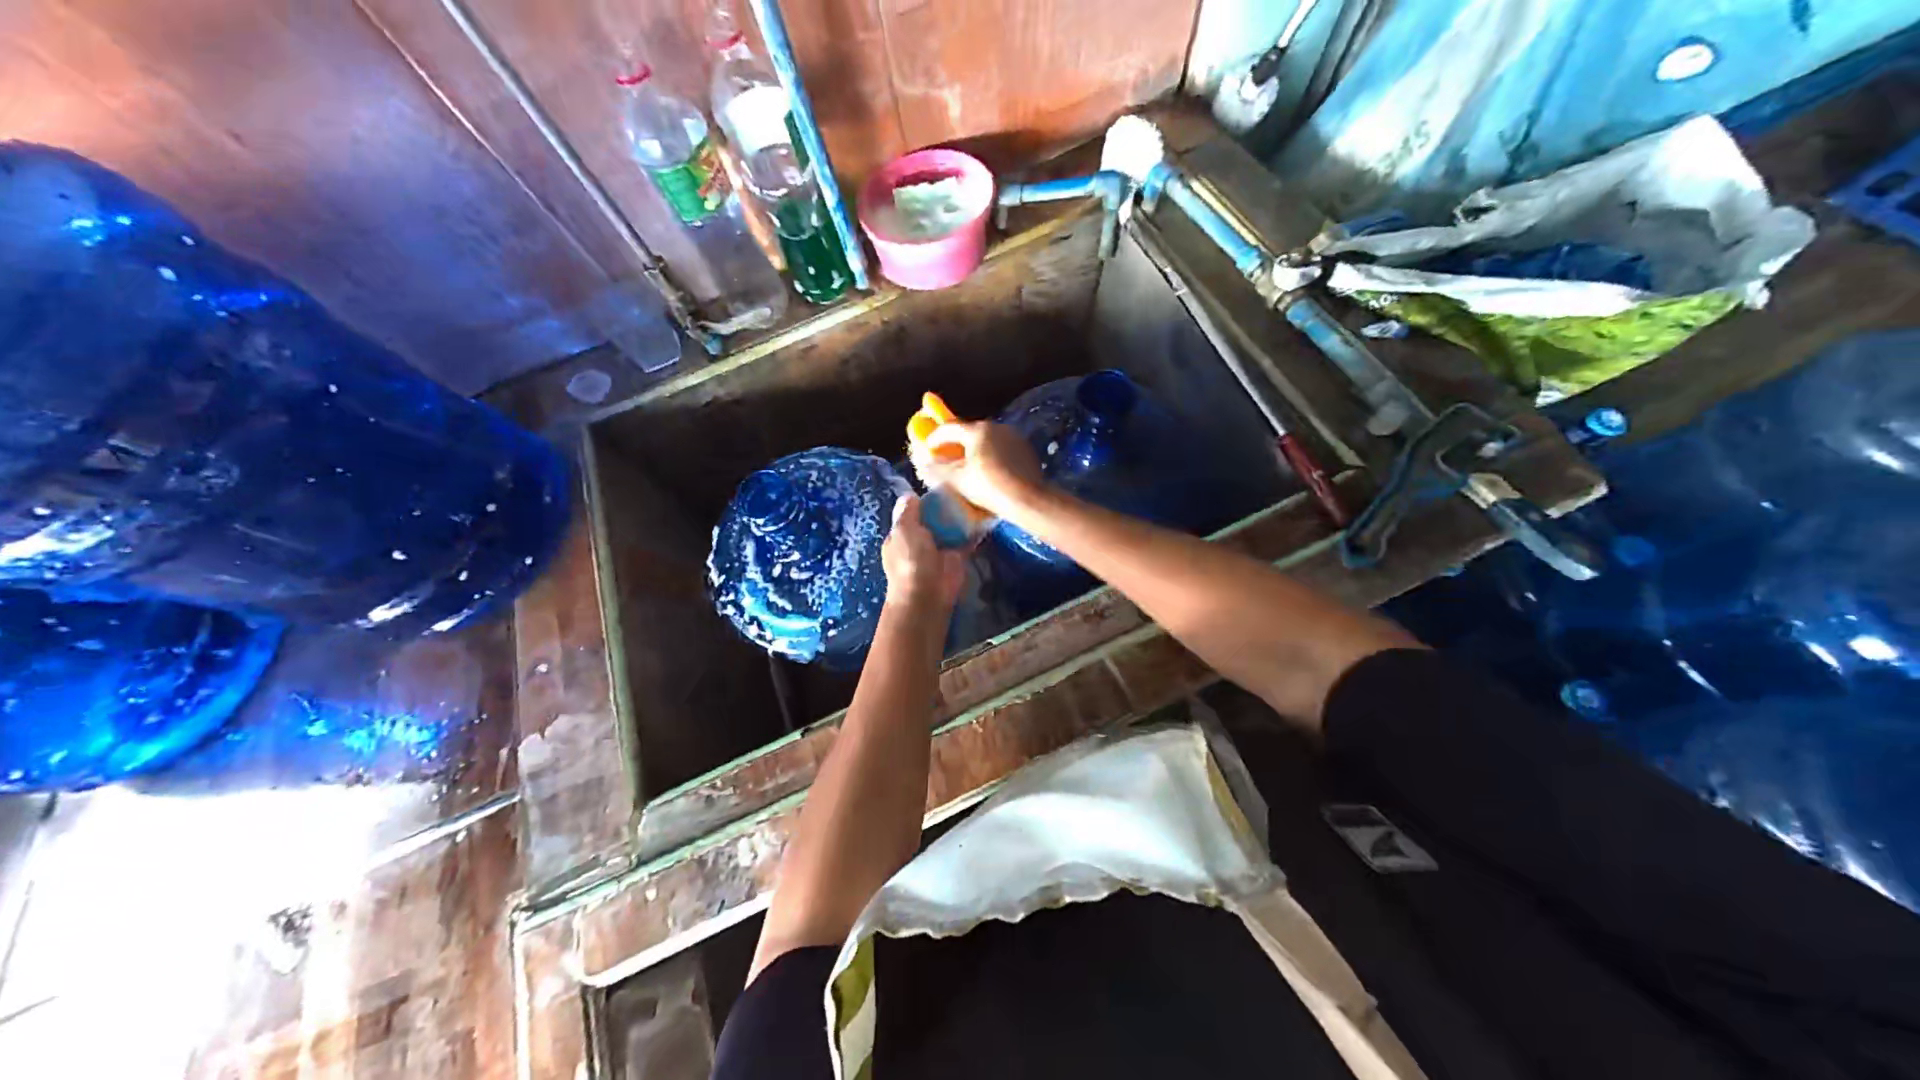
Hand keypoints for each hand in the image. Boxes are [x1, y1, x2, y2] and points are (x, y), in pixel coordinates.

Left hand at [883, 495, 966, 611]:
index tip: (939, 487)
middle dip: (944, 508)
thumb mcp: (903, 529)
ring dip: (960, 518)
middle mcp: (919, 541)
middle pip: (933, 519)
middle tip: (960, 489)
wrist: (928, 594)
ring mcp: (938, 550)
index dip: (923, 502)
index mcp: (901, 535)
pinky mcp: (957, 558)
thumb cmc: (910, 559)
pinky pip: (966, 540)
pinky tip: (983, 516)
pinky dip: (974, 531)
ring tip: (973, 496)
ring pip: (950, 529)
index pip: (911, 514)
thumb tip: (910, 495)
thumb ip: (908, 512)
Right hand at [917, 421, 1044, 520]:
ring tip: (969, 468)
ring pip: (988, 441)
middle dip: (957, 444)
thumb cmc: (988, 486)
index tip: (928, 448)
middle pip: (970, 432)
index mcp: (977, 430)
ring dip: (976, 450)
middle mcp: (996, 427)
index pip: (950, 427)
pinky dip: (992, 457)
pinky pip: (1002, 449)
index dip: (936, 437)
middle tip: (948, 459)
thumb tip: (925, 463)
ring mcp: (1014, 437)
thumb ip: (937, 468)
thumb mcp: (957, 480)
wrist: (1028, 500)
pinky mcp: (1026, 450)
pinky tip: (990, 473)